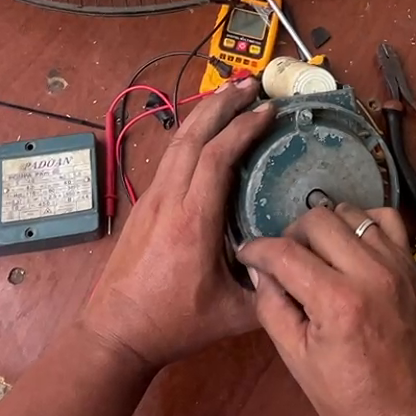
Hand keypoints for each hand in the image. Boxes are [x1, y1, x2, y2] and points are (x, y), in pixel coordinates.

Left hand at [78, 77, 274, 372]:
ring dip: (205, 112)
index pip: (217, 158)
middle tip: (251, 83)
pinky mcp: (144, 202)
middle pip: (194, 136)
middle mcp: (170, 198)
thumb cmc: (174, 324)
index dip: (243, 128)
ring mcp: (152, 197)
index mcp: (193, 221)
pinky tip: (204, 127)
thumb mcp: (232, 316)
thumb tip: (300, 258)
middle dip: (224, 104)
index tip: (268, 110)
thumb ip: (270, 290)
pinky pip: (170, 154)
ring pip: (178, 140)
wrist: (114, 332)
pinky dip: (191, 131)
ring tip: (230, 92)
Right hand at [237, 204, 415, 415]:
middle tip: (284, 261)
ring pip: (348, 212)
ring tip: (316, 256)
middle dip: (291, 234)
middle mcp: (369, 272)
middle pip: (317, 219)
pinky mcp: (410, 264)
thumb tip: (258, 269)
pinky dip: (363, 222)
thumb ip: (272, 308)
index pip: (285, 252)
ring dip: (325, 228)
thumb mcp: (298, 362)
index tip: (246, 254)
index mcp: (338, 302)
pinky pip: (385, 219)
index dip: (257, 249)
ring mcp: (394, 264)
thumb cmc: (352, 401)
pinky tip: (351, 246)